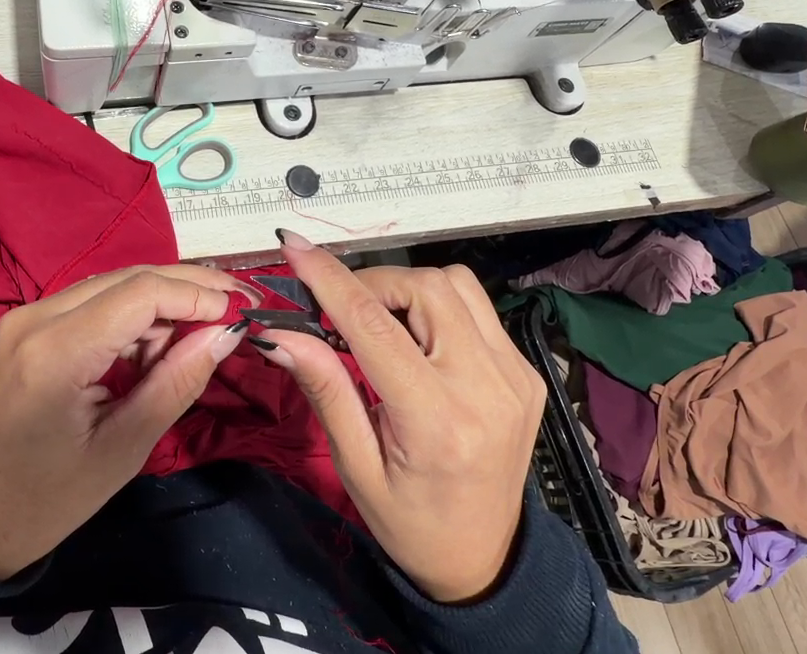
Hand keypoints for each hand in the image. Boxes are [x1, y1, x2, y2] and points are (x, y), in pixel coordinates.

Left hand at [0, 265, 254, 578]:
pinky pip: (92, 302)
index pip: (140, 293)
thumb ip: (176, 382)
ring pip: (112, 285)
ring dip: (162, 300)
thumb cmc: (46, 500)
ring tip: (202, 335)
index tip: (241, 311)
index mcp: (55, 352)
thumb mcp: (122, 449)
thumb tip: (227, 333)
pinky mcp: (27, 325)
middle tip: (237, 305)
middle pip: (127, 278)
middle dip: (187, 285)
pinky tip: (157, 344)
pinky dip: (132, 315)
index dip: (196, 293)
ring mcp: (26, 317)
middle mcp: (35, 317)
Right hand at [256, 230, 544, 603]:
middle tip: (338, 308)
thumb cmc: (410, 523)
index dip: (330, 280)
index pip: (376, 326)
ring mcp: (516, 375)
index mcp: (439, 422)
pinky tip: (415, 337)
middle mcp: (488, 388)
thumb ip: (324, 388)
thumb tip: (280, 332)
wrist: (484, 559)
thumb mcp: (355, 465)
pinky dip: (436, 304)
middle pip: (425, 288)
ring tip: (377, 321)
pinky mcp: (525, 371)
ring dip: (406, 287)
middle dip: (371, 282)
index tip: (294, 248)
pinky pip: (475, 306)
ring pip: (456, 284)